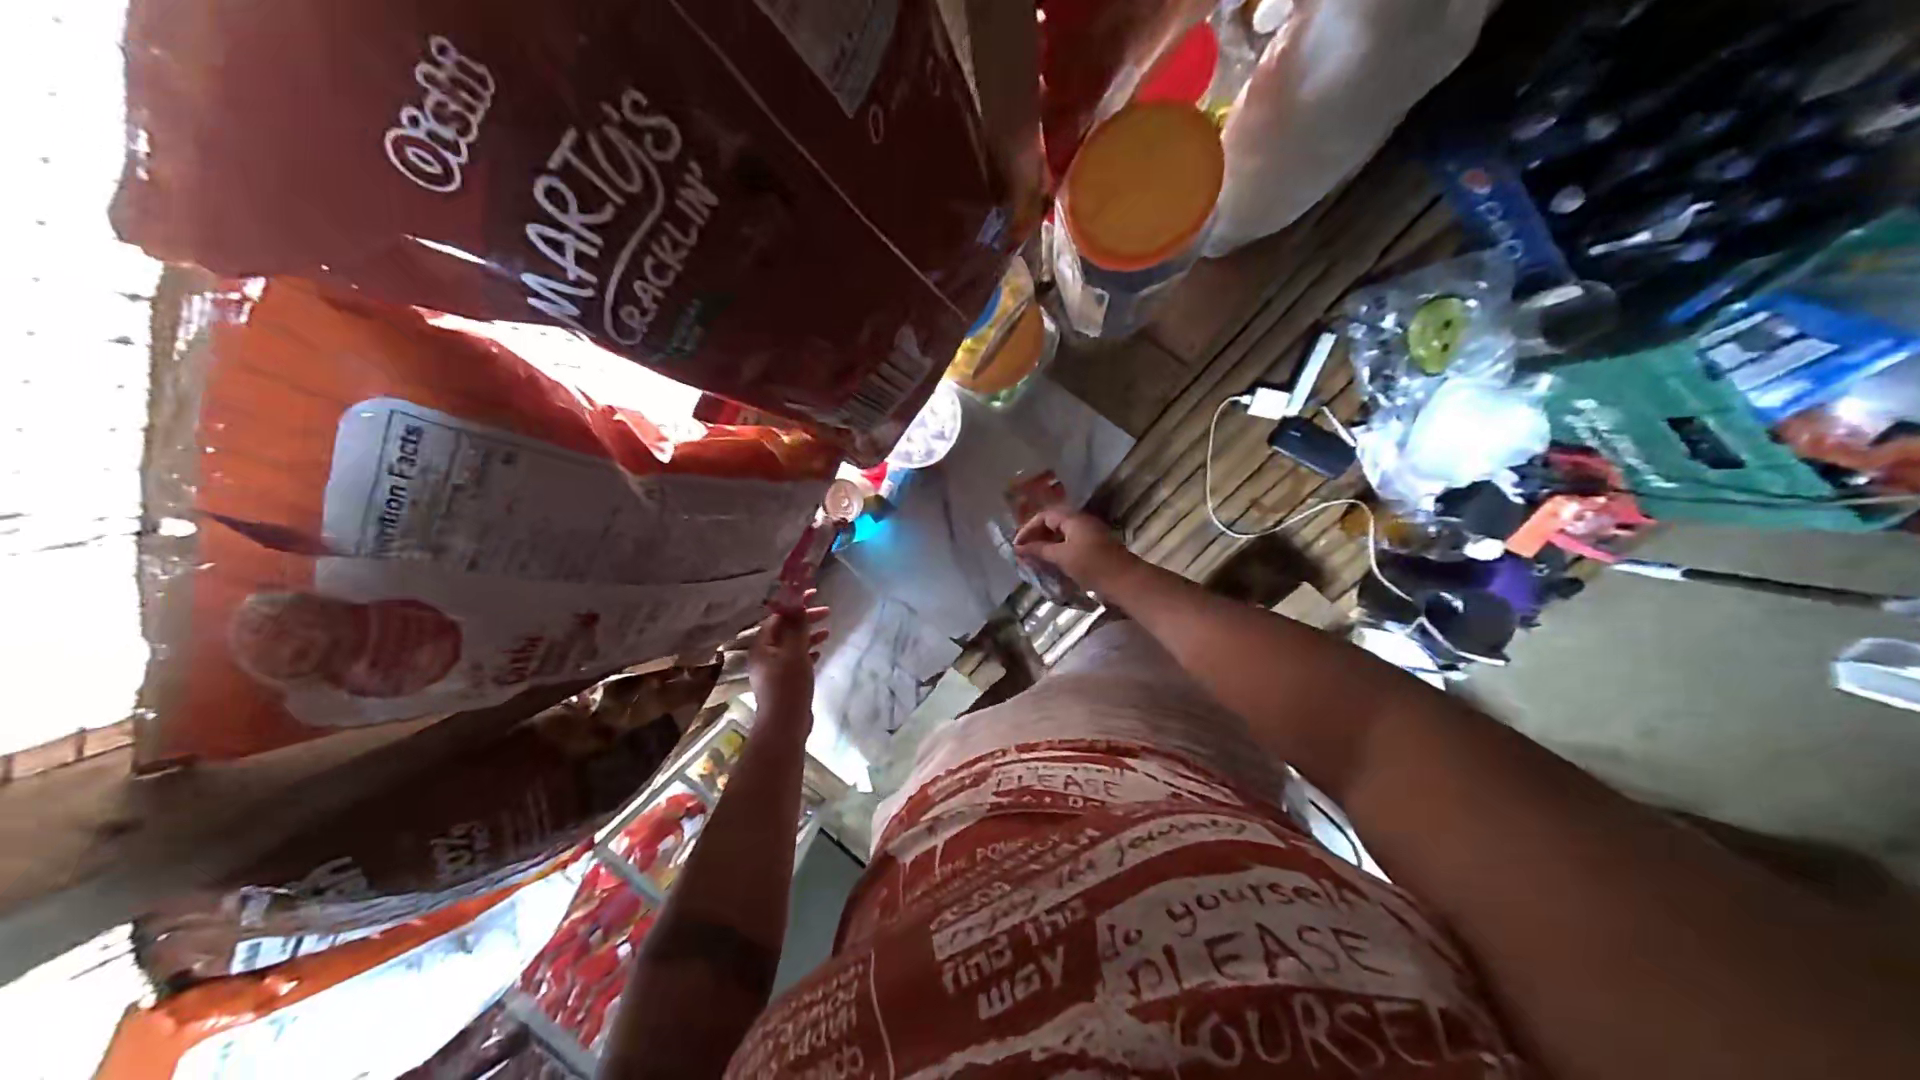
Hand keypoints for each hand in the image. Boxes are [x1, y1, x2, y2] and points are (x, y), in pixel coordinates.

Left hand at [746, 596, 828, 719]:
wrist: (785, 725)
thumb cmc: (788, 685)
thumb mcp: (795, 652)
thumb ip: (797, 627)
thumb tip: (797, 603)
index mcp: (762, 646)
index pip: (777, 617)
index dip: (794, 603)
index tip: (813, 594)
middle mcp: (764, 655)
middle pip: (785, 630)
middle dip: (804, 619)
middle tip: (826, 611)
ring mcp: (773, 670)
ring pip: (791, 645)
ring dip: (808, 636)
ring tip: (828, 631)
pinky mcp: (783, 682)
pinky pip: (795, 660)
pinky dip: (807, 653)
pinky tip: (819, 652)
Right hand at [1013, 508, 1134, 591]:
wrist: (1125, 580)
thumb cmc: (1091, 565)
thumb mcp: (1061, 556)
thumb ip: (1039, 550)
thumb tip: (1019, 548)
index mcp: (1074, 519)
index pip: (1045, 516)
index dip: (1028, 528)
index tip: (1018, 544)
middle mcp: (1082, 522)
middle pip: (1053, 523)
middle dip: (1036, 536)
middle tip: (1024, 551)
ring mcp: (1090, 535)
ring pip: (1062, 534)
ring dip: (1046, 544)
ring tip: (1035, 558)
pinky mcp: (1094, 548)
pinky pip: (1070, 544)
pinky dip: (1057, 550)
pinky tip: (1051, 563)